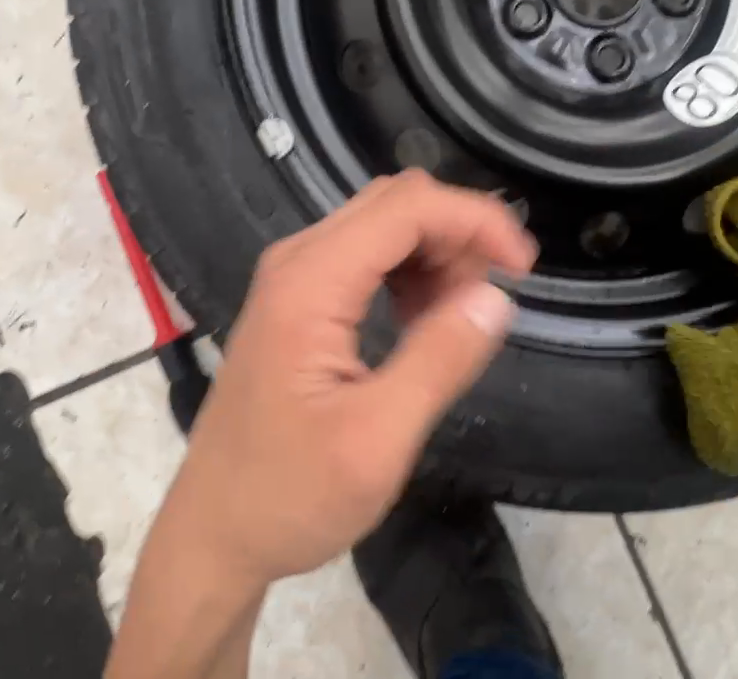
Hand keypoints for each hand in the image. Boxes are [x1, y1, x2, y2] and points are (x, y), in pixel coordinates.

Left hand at [157, 170, 536, 587]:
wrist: (214, 535)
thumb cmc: (290, 495)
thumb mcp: (377, 439)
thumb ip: (439, 360)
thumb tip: (496, 298)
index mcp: (311, 283)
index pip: (407, 207)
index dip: (474, 219)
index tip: (523, 266)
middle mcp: (298, 262)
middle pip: (396, 203)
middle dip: (458, 233)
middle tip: (492, 295)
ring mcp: (294, 278)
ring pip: (385, 225)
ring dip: (437, 253)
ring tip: (460, 317)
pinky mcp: (299, 301)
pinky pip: (367, 256)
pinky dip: (411, 272)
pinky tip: (424, 321)